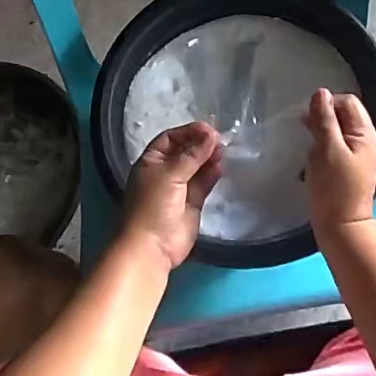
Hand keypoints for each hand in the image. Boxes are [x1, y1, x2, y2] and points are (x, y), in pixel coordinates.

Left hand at [120, 122, 223, 268]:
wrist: (152, 246)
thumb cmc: (153, 205)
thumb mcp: (170, 174)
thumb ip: (192, 155)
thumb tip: (211, 135)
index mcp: (151, 161)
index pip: (170, 138)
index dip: (188, 132)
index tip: (209, 129)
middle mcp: (164, 172)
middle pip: (185, 151)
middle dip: (201, 144)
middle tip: (220, 139)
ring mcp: (179, 188)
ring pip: (196, 167)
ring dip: (208, 158)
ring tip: (223, 150)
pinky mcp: (192, 203)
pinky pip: (203, 184)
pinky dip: (211, 174)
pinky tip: (221, 166)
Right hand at [304, 88, 375, 228]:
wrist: (341, 226)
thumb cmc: (334, 187)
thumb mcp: (327, 150)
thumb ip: (324, 120)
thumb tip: (321, 93)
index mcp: (366, 134)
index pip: (349, 102)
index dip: (328, 104)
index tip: (309, 118)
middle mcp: (367, 141)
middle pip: (345, 114)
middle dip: (324, 116)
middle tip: (305, 128)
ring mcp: (358, 154)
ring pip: (339, 129)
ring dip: (322, 130)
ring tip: (307, 141)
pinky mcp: (348, 166)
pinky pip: (336, 144)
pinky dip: (323, 143)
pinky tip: (313, 154)